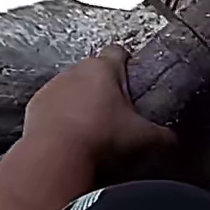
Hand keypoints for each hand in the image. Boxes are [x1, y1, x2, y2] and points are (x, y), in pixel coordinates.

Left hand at [22, 46, 174, 165]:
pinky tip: (71, 138)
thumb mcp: (145, 139)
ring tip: (93, 130)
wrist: (55, 158)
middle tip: (118, 115)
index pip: (119, 52)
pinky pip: (53, 107)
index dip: (128, 64)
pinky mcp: (35, 106)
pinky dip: (62, 118)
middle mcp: (75, 70)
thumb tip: (174, 140)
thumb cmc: (103, 139)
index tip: (134, 80)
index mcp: (104, 69)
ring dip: (81, 103)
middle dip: (105, 88)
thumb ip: (164, 136)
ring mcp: (51, 87)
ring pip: (72, 88)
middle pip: (94, 71)